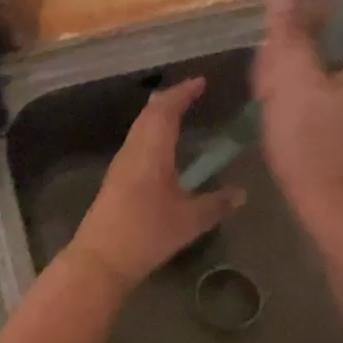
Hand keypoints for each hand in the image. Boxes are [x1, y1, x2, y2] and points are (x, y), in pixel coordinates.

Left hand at [66, 78, 245, 289]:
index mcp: (151, 150)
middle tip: (191, 94)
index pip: (166, 110)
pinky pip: (136, 145)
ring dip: (158, 117)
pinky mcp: (115, 181)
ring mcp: (120, 166)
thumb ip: (216, 204)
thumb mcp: (190, 221)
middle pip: (149, 114)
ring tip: (178, 114)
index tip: (201, 82)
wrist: (100, 260)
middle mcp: (133, 151)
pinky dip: (151, 135)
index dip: (183, 93)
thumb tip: (241, 193)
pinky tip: (161, 149)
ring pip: (140, 129)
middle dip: (170, 100)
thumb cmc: (146, 234)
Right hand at [253, 0, 342, 217]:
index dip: (303, 21)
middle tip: (273, 78)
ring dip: (280, 66)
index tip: (283, 41)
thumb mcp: (293, 77)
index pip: (336, 9)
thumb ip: (288, 30)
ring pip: (305, 49)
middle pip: (318, 29)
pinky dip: (284, 81)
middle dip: (287, 49)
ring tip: (269, 91)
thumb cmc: (310, 135)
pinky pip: (302, 70)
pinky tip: (270, 97)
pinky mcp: (331, 94)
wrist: (316, 189)